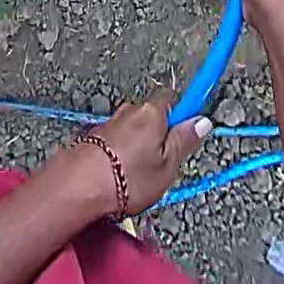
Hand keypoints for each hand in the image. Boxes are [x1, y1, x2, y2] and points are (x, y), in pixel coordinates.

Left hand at [54, 101, 210, 216]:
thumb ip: (185, 141)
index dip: (181, 113)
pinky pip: (117, 140)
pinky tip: (120, 175)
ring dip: (137, 145)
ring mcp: (112, 122)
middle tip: (162, 162)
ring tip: (137, 176)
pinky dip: (120, 153)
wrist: (81, 184)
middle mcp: (131, 110)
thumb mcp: (167, 165)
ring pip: (133, 129)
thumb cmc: (126, 176)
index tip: (186, 127)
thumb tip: (202, 122)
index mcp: (153, 112)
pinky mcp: (96, 136)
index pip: (172, 98)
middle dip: (157, 134)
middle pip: (152, 115)